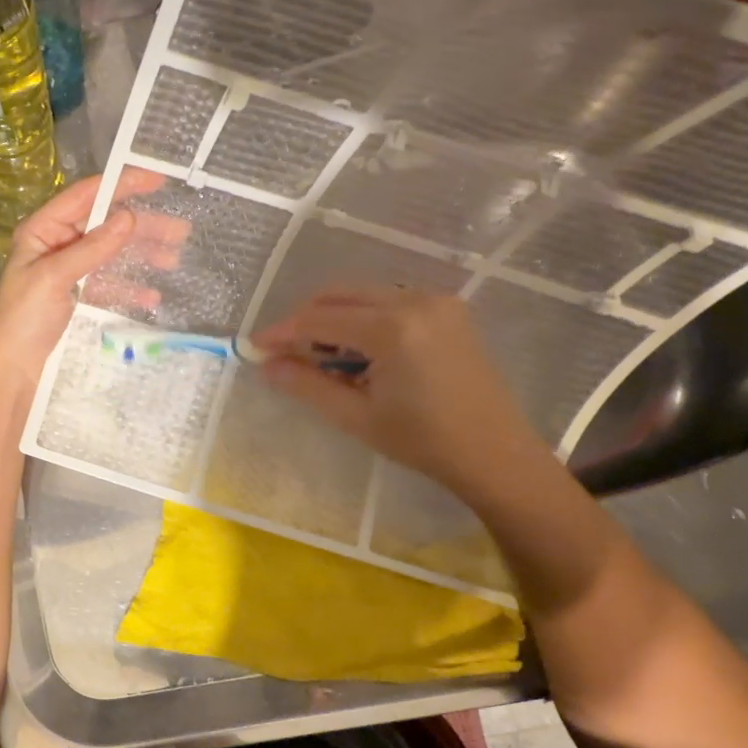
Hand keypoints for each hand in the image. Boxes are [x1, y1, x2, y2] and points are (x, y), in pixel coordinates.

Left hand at [0, 168, 178, 395]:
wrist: (13, 370)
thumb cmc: (24, 318)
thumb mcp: (54, 277)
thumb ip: (92, 248)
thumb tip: (129, 217)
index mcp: (42, 231)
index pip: (84, 196)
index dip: (121, 185)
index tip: (157, 181)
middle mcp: (56, 246)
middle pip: (105, 225)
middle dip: (141, 227)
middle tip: (180, 231)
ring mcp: (69, 273)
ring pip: (112, 255)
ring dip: (142, 256)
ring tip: (174, 260)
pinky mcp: (78, 299)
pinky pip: (109, 286)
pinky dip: (131, 289)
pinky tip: (153, 296)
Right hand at [251, 285, 551, 496]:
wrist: (493, 452)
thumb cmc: (422, 441)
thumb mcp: (356, 416)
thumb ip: (307, 385)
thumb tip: (266, 365)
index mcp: (392, 327)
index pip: (319, 318)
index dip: (282, 332)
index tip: (254, 348)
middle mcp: (414, 301)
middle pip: (340, 294)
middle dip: (306, 319)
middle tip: (284, 352)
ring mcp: (436, 301)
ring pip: (364, 295)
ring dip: (334, 319)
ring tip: (322, 359)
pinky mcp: (448, 310)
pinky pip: (390, 302)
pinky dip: (363, 320)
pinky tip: (358, 354)